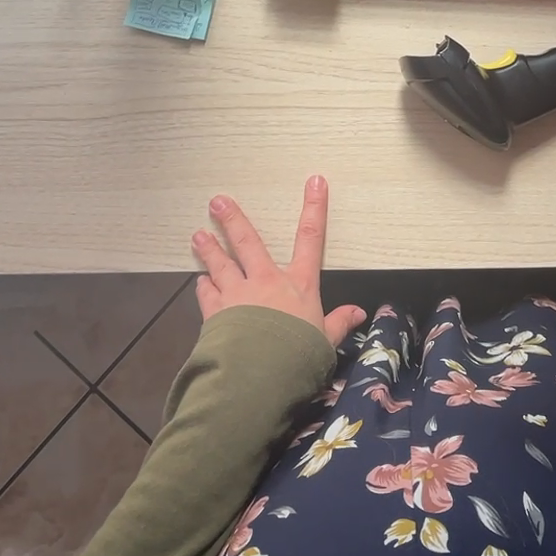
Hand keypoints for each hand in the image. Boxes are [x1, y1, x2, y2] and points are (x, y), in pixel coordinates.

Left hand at [192, 175, 365, 347]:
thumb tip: (358, 312)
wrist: (258, 374)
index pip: (311, 238)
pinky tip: (199, 282)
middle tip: (217, 201)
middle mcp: (266, 281)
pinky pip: (208, 294)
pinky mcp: (215, 313)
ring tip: (197, 235)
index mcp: (298, 284)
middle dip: (232, 220)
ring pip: (220, 264)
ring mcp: (237, 294)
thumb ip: (338, 323)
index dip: (315, 207)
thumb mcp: (324, 341)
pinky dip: (204, 287)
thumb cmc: (297, 356)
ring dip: (209, 249)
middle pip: (248, 242)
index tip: (315, 181)